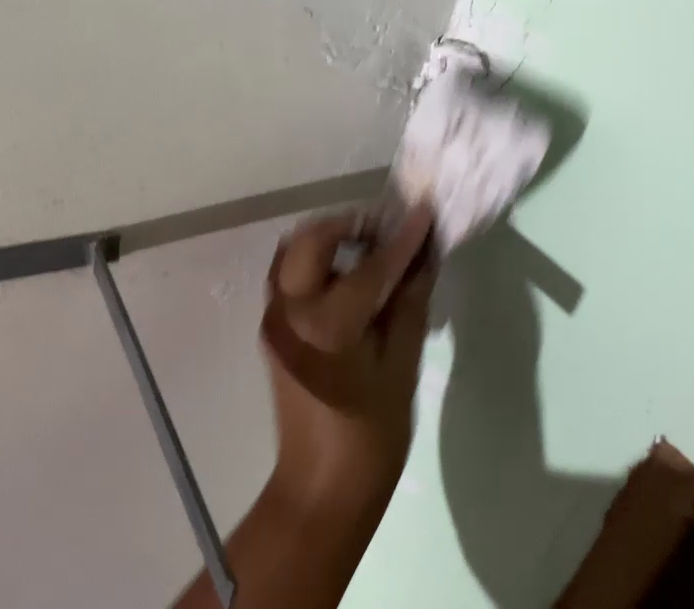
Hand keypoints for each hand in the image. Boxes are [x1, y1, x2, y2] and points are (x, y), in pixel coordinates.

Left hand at [259, 208, 438, 507]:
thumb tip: (423, 257)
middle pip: (310, 241)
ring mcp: (272, 315)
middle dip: (348, 226)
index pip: (369, 266)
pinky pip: (287, 275)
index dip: (400, 239)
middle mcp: (288, 308)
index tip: (422, 211)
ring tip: (369, 249)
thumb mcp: (402, 368)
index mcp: (325, 322)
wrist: (322, 481)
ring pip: (292, 253)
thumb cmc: (372, 433)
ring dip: (326, 241)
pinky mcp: (270, 325)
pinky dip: (314, 263)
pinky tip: (347, 276)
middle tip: (387, 232)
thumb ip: (408, 305)